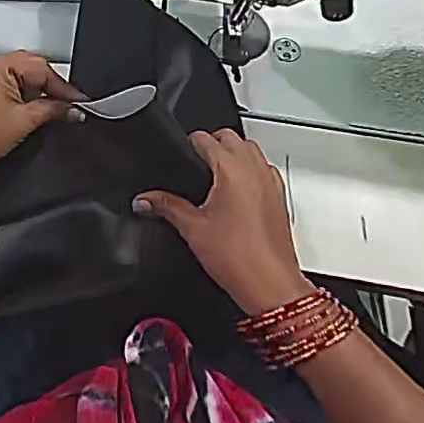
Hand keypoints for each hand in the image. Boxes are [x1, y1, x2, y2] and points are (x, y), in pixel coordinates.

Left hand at [0, 51, 86, 164]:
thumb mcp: (25, 120)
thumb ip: (53, 110)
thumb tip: (72, 110)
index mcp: (2, 65)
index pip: (44, 69)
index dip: (64, 88)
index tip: (79, 102)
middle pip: (35, 69)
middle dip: (53, 88)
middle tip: (69, 106)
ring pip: (25, 77)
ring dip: (40, 92)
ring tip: (53, 110)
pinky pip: (14, 85)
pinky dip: (28, 96)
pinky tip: (36, 110)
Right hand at [134, 130, 311, 314]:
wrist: (270, 286)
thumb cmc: (239, 259)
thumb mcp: (191, 228)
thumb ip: (165, 206)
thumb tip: (144, 200)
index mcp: (232, 170)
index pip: (205, 138)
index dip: (188, 143)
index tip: (180, 153)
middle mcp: (255, 171)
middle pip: (231, 136)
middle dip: (211, 142)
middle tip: (195, 159)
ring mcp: (271, 183)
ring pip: (251, 149)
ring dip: (234, 152)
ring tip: (215, 170)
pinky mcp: (279, 197)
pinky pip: (264, 169)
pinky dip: (251, 169)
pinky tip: (237, 190)